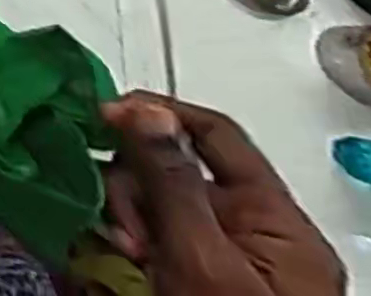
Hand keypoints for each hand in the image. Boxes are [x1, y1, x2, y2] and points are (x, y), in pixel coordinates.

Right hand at [100, 92, 343, 295]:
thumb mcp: (202, 257)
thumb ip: (170, 180)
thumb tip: (141, 108)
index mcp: (270, 218)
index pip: (212, 132)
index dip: (156, 112)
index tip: (100, 115)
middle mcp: (242, 223)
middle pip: (165, 163)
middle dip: (127, 181)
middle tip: (120, 219)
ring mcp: (211, 245)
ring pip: (143, 191)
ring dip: (119, 208)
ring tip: (122, 247)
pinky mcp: (182, 262)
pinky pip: (138, 221)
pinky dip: (118, 227)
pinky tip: (115, 249)